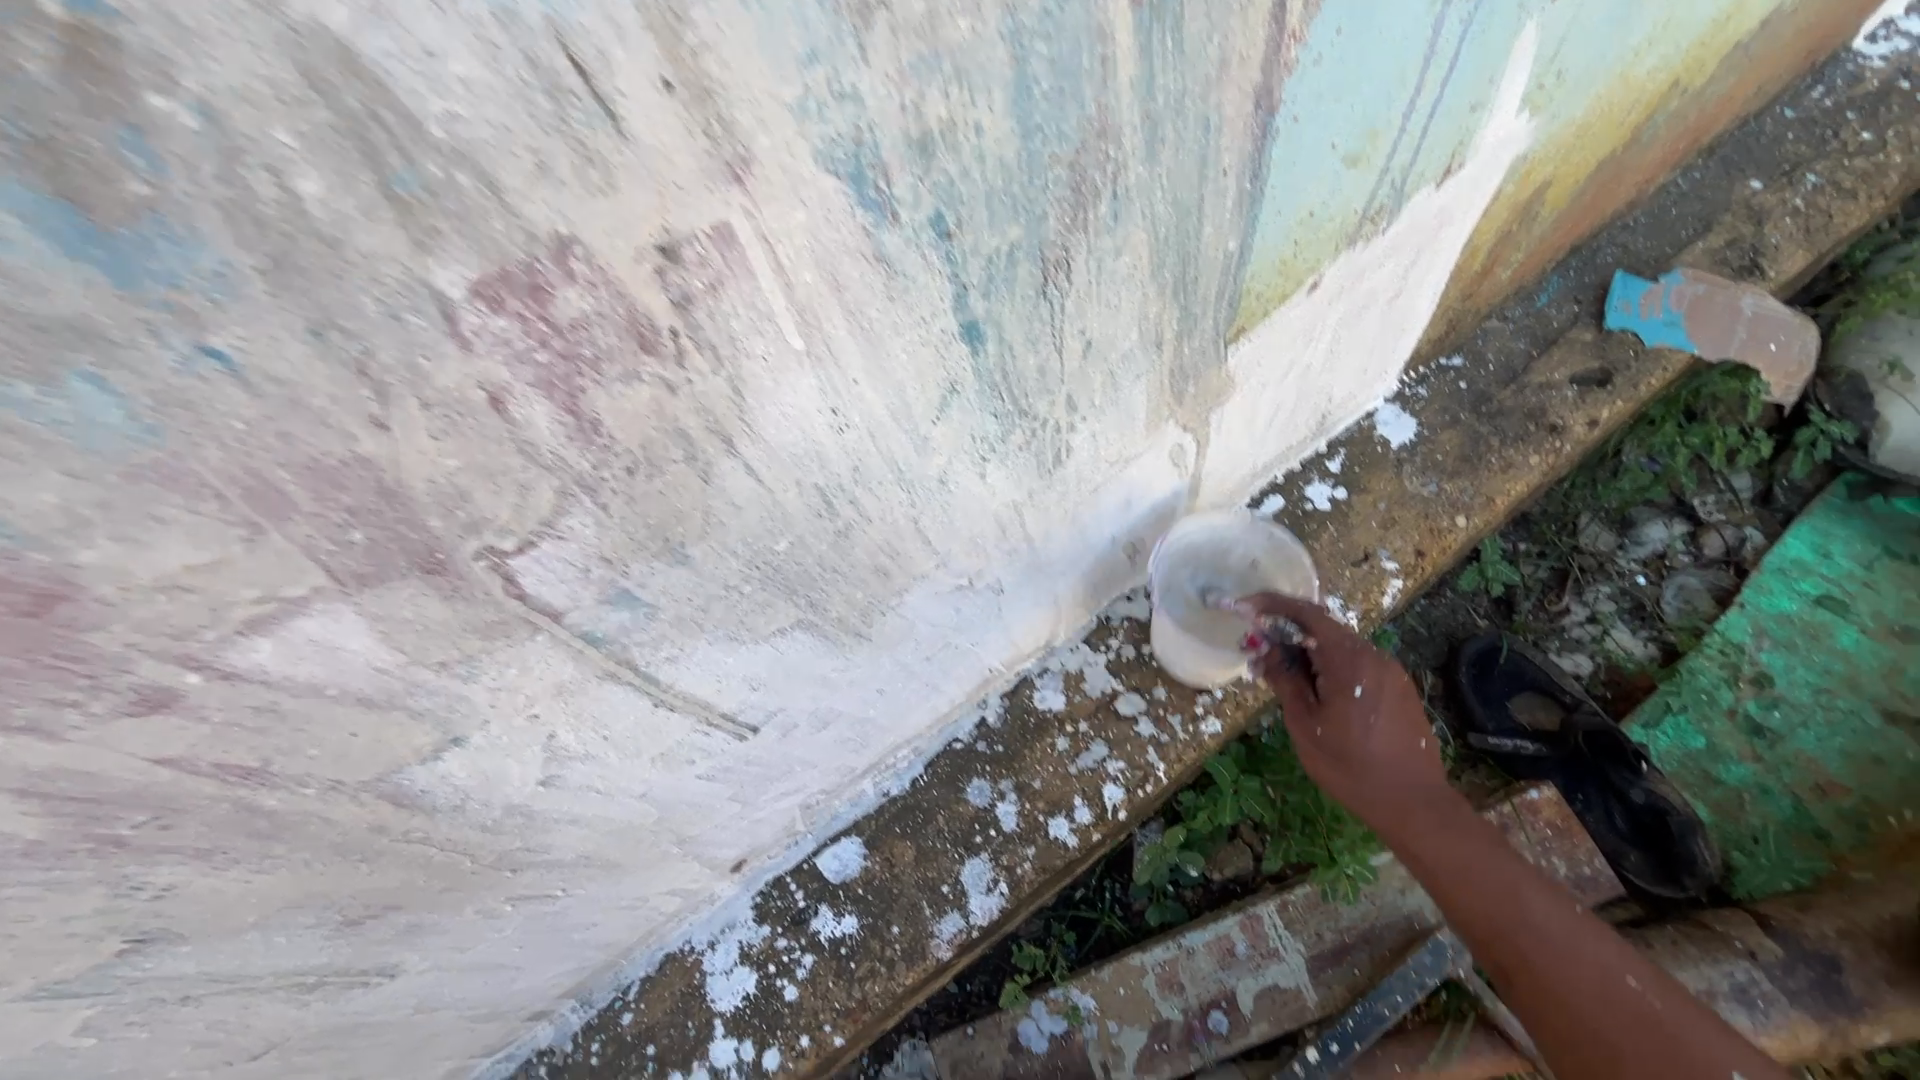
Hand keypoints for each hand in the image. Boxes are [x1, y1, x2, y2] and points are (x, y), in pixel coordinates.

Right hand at [1237, 592, 1456, 836]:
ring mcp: (1389, 671)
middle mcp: (1373, 656)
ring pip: (1339, 648)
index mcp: (1348, 660)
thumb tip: (1264, 648)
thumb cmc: (1350, 767)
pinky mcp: (1397, 688)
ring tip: (1282, 677)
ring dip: (1307, 653)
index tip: (1243, 608)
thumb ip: (1285, 680)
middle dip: (1286, 635)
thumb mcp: (1305, 724)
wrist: (1414, 802)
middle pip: (1322, 629)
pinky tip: (1315, 692)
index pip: (1306, 613)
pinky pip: (1356, 665)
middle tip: (1257, 653)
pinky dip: (1329, 667)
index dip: (1271, 605)